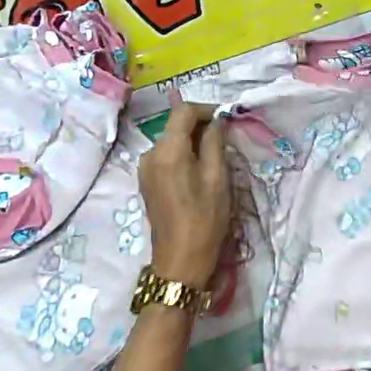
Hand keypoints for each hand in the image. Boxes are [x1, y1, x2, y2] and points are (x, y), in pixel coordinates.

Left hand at [138, 102, 232, 288]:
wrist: (180, 260)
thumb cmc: (204, 218)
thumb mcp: (217, 177)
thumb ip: (215, 142)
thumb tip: (216, 121)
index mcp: (167, 150)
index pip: (183, 112)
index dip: (206, 110)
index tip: (225, 119)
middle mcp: (150, 154)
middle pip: (175, 126)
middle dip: (199, 126)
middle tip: (224, 139)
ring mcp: (145, 169)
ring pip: (171, 142)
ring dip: (191, 142)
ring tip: (214, 158)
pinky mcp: (146, 182)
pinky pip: (165, 157)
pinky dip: (182, 156)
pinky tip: (197, 172)